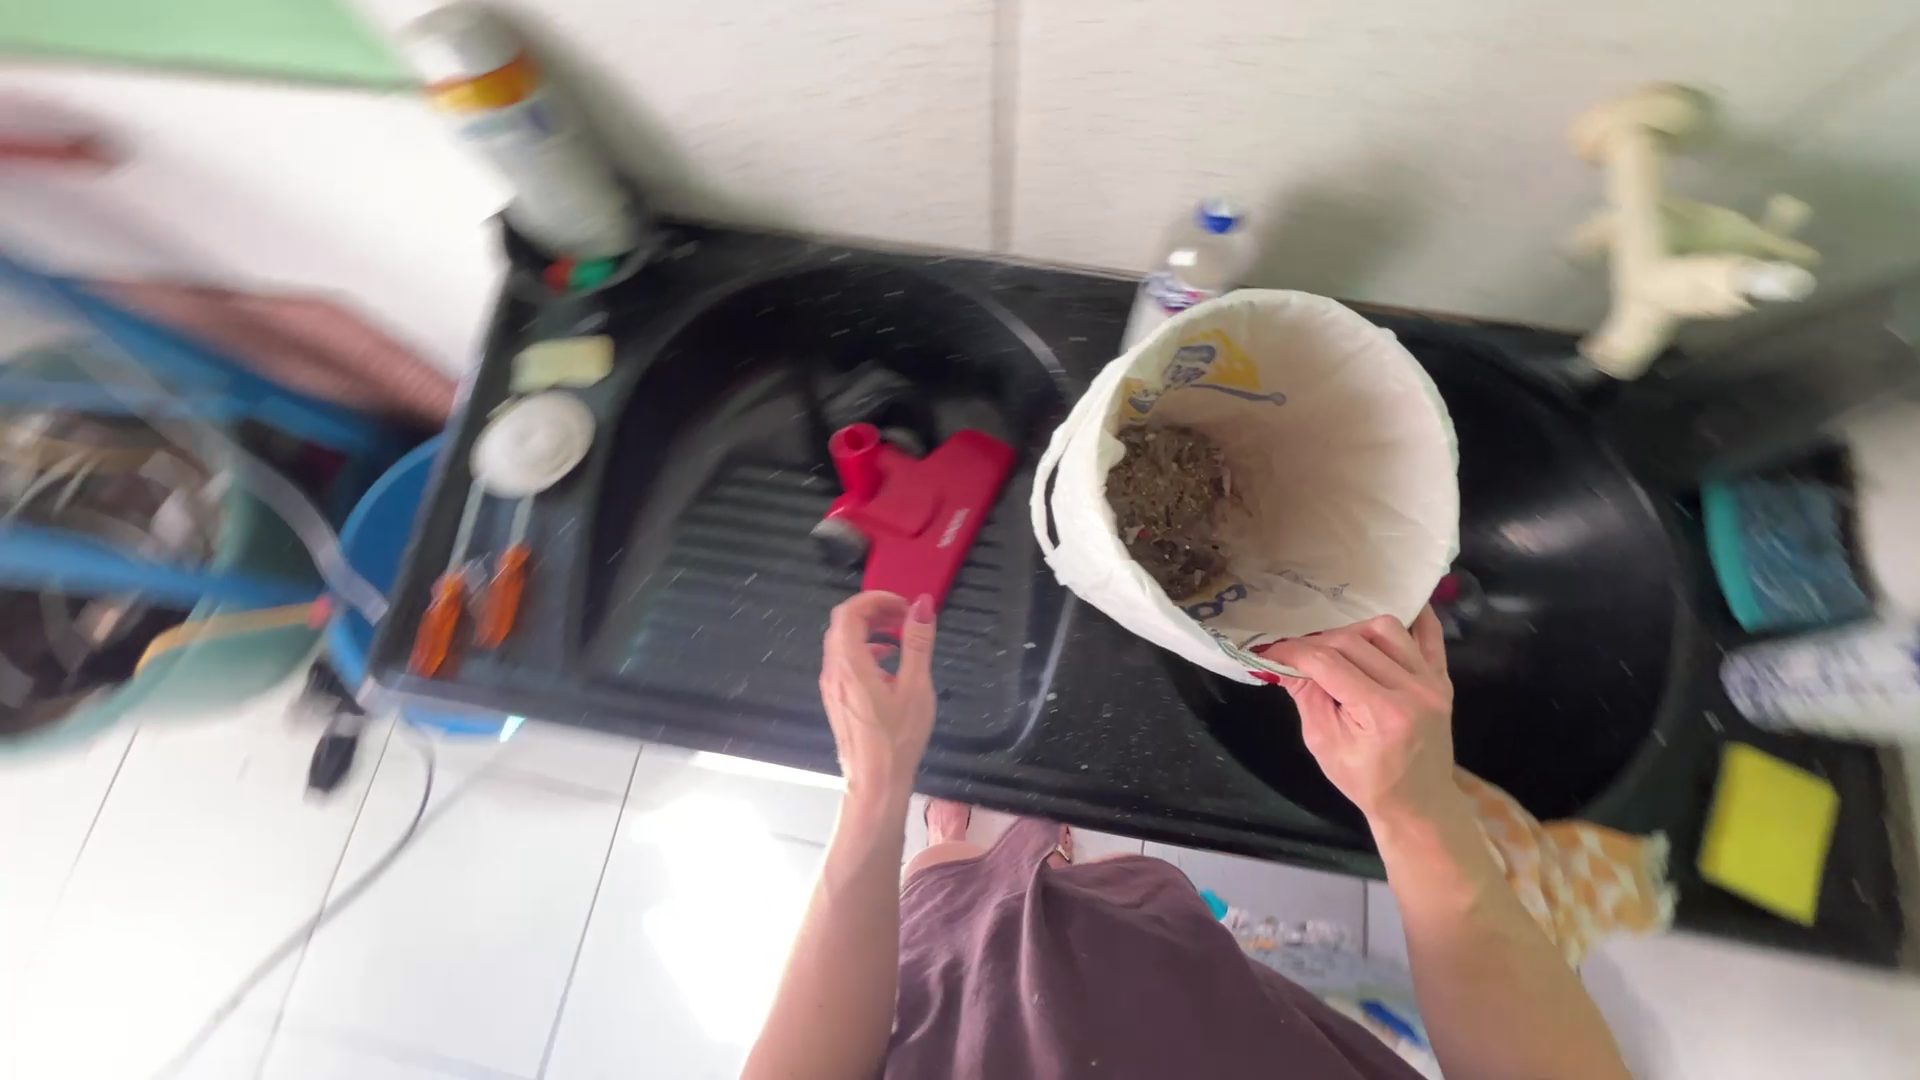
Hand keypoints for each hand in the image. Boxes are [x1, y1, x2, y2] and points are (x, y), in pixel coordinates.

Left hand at [819, 591, 937, 800]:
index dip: (876, 599)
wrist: (875, 783)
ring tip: (900, 637)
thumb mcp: (916, 686)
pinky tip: (889, 664)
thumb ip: (917, 642)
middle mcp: (833, 670)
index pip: (850, 612)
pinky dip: (865, 649)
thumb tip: (922, 605)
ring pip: (842, 641)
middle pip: (843, 623)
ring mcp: (831, 686)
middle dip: (874, 611)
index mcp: (850, 663)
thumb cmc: (898, 737)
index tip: (904, 606)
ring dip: (869, 630)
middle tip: (904, 617)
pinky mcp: (836, 699)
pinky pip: (844, 661)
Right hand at [1262, 608, 1458, 827]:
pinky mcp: (1441, 680)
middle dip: (1314, 643)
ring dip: (1351, 632)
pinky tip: (1393, 609)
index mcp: (1382, 712)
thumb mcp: (1323, 743)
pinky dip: (1412, 618)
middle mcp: (1412, 690)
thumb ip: (1306, 696)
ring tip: (1333, 649)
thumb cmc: (1366, 781)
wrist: (1419, 805)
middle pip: (1352, 642)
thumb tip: (1280, 661)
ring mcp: (1431, 683)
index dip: (1293, 651)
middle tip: (1293, 655)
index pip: (1327, 663)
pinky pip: (1430, 636)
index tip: (1269, 651)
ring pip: (1384, 630)